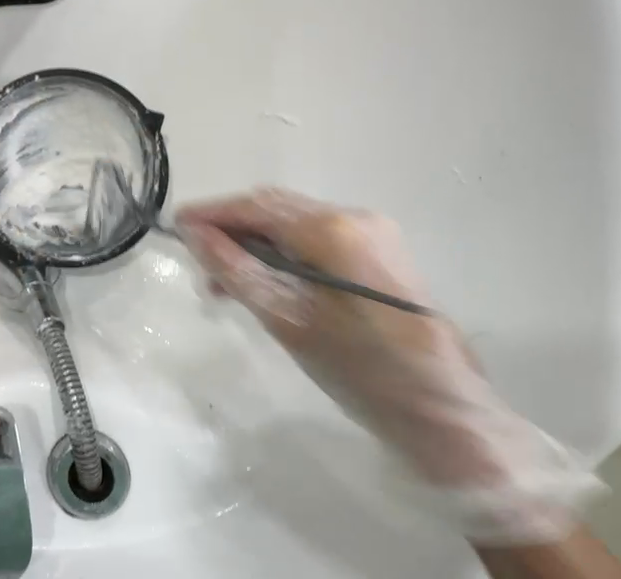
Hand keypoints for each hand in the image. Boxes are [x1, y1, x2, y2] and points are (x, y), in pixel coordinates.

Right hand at [176, 189, 597, 545]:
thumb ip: (234, 268)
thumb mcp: (285, 319)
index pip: (256, 206)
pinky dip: (284, 253)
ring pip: (294, 223)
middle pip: (275, 208)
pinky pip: (317, 238)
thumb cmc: (360, 369)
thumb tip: (192, 231)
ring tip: (228, 282)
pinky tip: (267, 281)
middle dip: (231, 229)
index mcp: (333, 228)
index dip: (211, 214)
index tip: (174, 228)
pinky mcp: (381, 253)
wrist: (446, 414)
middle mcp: (355, 215)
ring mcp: (374, 232)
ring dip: (256, 243)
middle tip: (199, 265)